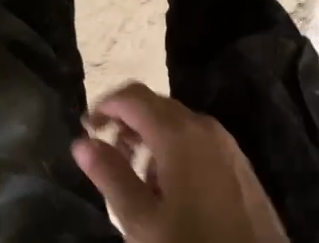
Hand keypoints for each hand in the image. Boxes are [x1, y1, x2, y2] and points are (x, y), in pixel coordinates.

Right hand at [72, 83, 288, 242]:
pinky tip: (168, 188)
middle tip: (106, 155)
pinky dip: (175, 148)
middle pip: (156, 105)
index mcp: (178, 132)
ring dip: (150, 137)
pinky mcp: (238, 162)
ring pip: (178, 123)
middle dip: (127, 122)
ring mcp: (225, 142)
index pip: (133, 97)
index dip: (105, 105)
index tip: (86, 129)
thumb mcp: (142, 221)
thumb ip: (110, 176)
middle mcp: (203, 125)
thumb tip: (81, 142)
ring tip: (135, 178)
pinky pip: (198, 140)